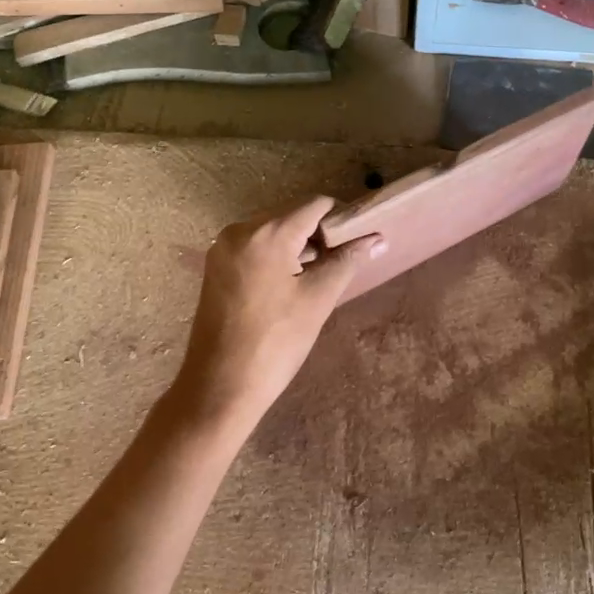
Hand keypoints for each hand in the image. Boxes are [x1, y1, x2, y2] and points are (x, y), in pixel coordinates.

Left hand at [176, 196, 384, 425]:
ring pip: (272, 232)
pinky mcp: (215, 267)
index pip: (314, 204)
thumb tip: (377, 238)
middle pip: (291, 215)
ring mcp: (222, 248)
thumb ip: (347, 260)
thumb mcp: (318, 299)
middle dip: (318, 234)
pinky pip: (254, 247)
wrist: (219, 389)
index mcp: (265, 233)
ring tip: (317, 278)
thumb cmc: (275, 343)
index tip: (357, 241)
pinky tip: (290, 285)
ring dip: (298, 246)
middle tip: (339, 264)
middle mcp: (239, 230)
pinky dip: (276, 256)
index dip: (341, 218)